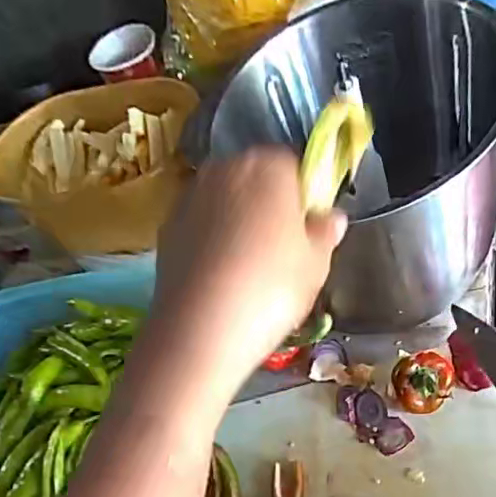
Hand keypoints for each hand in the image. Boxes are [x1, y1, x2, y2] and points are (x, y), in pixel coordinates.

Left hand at [144, 148, 346, 396]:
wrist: (199, 331)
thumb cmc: (269, 292)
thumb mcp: (314, 268)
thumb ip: (324, 235)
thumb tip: (330, 218)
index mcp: (268, 165)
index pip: (294, 169)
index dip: (303, 202)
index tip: (306, 236)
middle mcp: (224, 169)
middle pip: (254, 182)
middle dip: (266, 210)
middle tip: (278, 258)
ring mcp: (189, 198)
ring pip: (222, 206)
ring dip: (234, 228)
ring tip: (244, 275)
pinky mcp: (165, 231)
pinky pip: (198, 231)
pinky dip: (208, 247)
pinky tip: (217, 284)